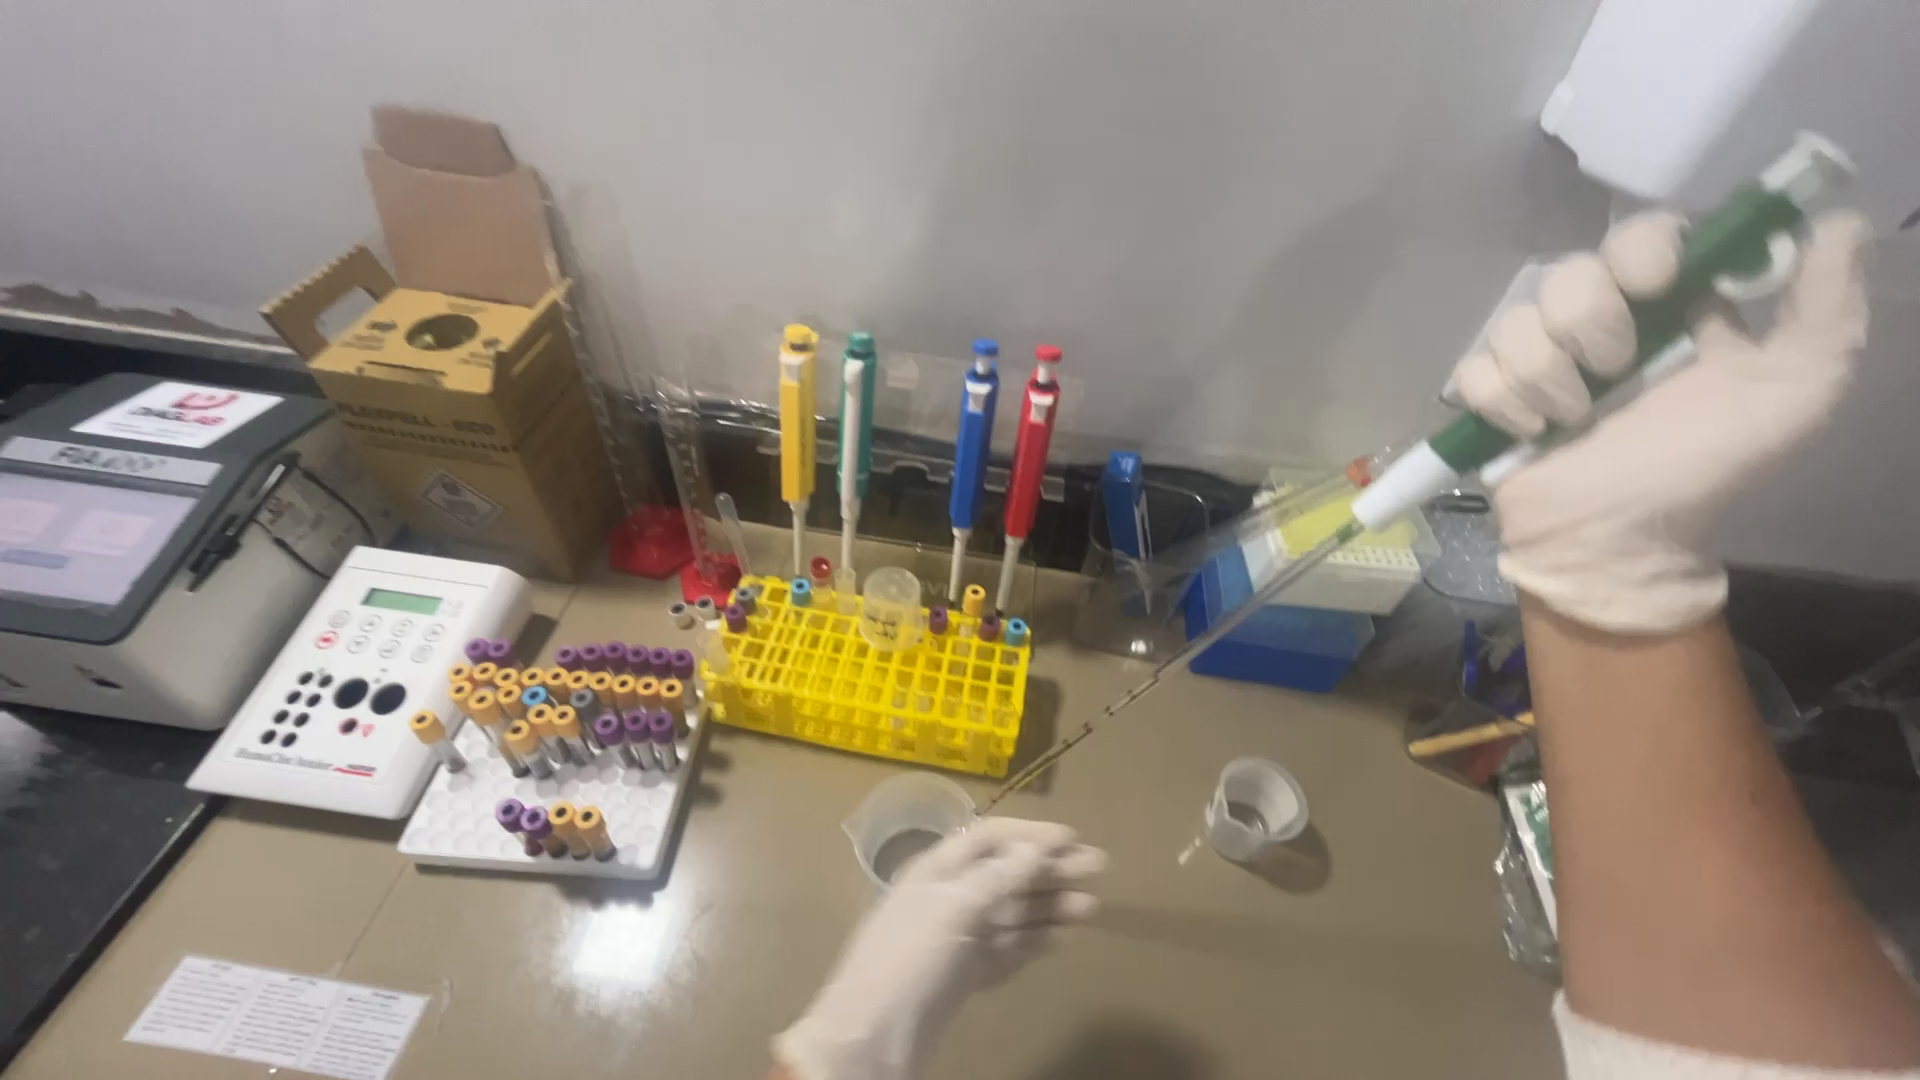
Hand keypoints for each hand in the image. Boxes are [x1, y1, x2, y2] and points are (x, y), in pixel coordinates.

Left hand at [773, 817, 1106, 1079]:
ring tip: (1089, 906)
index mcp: (938, 870)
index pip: (990, 838)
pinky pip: (1007, 949)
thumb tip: (1033, 849)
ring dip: (1049, 905)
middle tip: (1097, 866)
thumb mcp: (952, 909)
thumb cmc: (908, 960)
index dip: (1030, 834)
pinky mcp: (965, 975)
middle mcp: (950, 897)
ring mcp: (957, 938)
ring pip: (1012, 913)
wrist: (870, 1041)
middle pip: (1006, 873)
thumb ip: (996, 878)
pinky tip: (1061, 937)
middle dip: (1050, 868)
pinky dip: (1033, 941)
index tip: (1071, 838)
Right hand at [1455, 210, 1872, 632]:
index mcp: (1669, 310)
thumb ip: (1823, 308)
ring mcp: (1536, 361)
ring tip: (1572, 420)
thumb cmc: (1700, 467)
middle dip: (1590, 324)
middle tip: (1616, 374)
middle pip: (1566, 275)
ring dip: (1546, 376)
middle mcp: (1597, 325)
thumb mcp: (1793, 389)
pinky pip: (1474, 371)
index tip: (1658, 286)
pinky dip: (1503, 404)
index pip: (1641, 235)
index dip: (1641, 250)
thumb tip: (1836, 223)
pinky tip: (1531, 432)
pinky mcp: (1488, 398)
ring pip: (1514, 325)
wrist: (1617, 534)